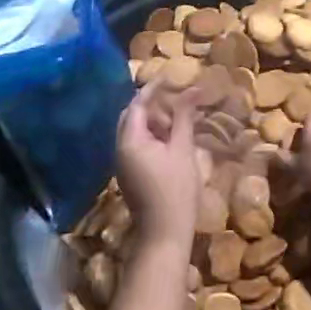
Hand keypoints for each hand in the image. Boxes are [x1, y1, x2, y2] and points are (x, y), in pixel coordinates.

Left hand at [115, 86, 200, 250]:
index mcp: (129, 140)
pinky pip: (135, 146)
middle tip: (174, 102)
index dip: (152, 89)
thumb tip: (191, 91)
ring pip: (132, 132)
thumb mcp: (182, 150)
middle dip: (150, 106)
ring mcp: (121, 163)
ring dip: (151, 123)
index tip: (168, 77)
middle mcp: (119, 148)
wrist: (164, 232)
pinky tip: (169, 143)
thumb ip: (183, 119)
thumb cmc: (176, 190)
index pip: (136, 104)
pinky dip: (150, 138)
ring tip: (176, 124)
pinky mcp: (128, 174)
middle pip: (130, 116)